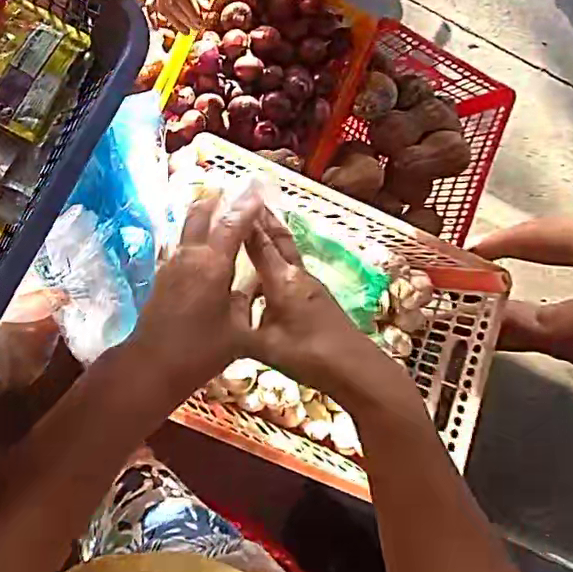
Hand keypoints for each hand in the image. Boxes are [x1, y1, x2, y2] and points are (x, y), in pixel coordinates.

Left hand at [123, 185, 264, 392]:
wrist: (153, 364)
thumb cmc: (201, 350)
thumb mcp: (238, 331)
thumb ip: (247, 304)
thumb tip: (253, 287)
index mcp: (213, 264)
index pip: (233, 224)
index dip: (247, 206)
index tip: (259, 191)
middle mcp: (190, 256)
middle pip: (201, 215)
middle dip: (216, 199)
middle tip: (230, 189)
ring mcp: (172, 264)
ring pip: (187, 228)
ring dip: (202, 214)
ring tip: (216, 207)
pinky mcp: (162, 275)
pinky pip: (180, 245)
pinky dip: (193, 235)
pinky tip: (200, 244)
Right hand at [149, 0, 215, 31]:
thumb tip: (205, 9)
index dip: (192, 11)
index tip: (203, 21)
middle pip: (172, 3)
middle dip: (185, 19)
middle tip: (198, 28)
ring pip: (162, 7)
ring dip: (175, 22)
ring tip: (187, 31)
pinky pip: (152, 5)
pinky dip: (155, 18)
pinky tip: (161, 28)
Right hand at [241, 212, 414, 411]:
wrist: (356, 369)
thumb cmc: (308, 355)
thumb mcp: (264, 346)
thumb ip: (238, 330)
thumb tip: (215, 321)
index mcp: (282, 281)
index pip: (258, 244)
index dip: (244, 224)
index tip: (231, 201)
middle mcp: (297, 276)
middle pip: (279, 240)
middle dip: (264, 220)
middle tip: (250, 201)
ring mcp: (310, 286)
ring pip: (286, 255)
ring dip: (272, 240)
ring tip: (253, 233)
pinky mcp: (317, 298)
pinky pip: (291, 272)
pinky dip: (277, 263)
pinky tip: (266, 277)